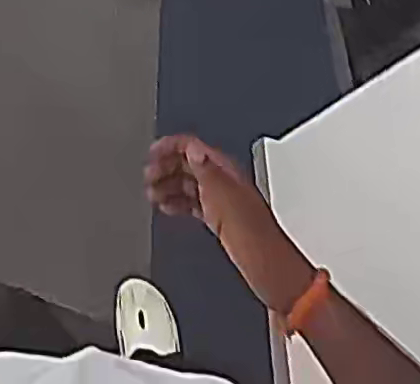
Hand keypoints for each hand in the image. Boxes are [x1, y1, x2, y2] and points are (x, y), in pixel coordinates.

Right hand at [146, 134, 316, 312]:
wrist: (271, 272)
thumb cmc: (254, 238)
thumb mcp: (224, 198)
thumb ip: (206, 171)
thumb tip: (192, 148)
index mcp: (225, 171)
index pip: (192, 146)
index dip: (169, 146)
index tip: (151, 153)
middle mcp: (223, 182)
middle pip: (188, 163)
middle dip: (165, 167)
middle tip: (148, 176)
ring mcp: (222, 201)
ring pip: (188, 183)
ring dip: (168, 185)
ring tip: (152, 193)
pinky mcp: (220, 219)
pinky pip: (193, 202)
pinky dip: (177, 202)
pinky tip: (168, 207)